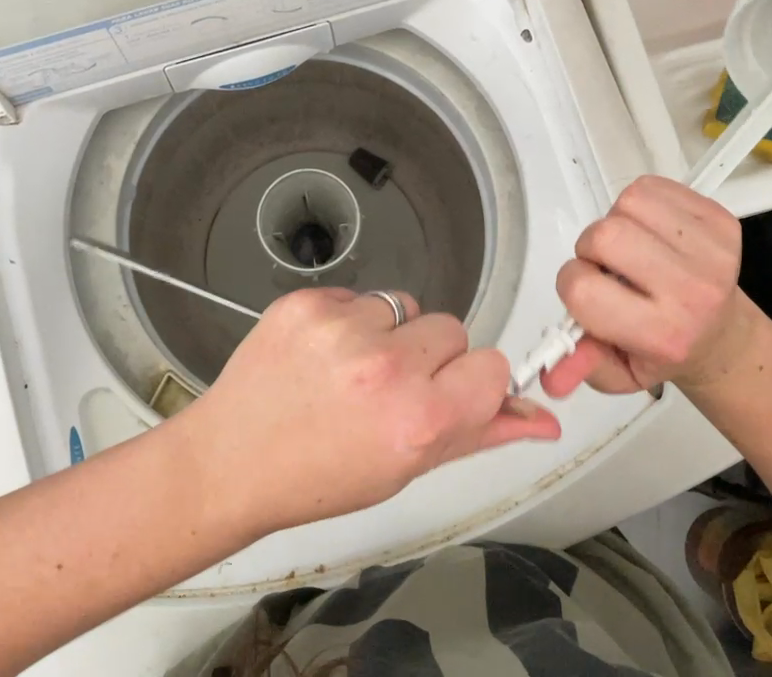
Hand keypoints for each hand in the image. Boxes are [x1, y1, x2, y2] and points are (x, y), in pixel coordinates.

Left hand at [178, 288, 559, 536]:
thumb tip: (541, 420)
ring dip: (390, 333)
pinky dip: (349, 319)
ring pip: (406, 306)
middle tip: (391, 389)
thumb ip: (480, 434)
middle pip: (453, 328)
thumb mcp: (406, 469)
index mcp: (417, 419)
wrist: (230, 461)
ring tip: (351, 372)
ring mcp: (341, 328)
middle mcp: (384, 367)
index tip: (448, 393)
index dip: (472, 383)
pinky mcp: (307, 304)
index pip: (492, 368)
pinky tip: (324, 355)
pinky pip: (358, 295)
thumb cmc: (315, 477)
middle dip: (432, 356)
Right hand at [544, 176, 762, 396]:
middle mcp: (692, 291)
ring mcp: (711, 251)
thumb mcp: (619, 371)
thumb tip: (551, 379)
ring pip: (626, 205)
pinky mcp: (720, 221)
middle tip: (607, 268)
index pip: (582, 287)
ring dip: (616, 222)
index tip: (588, 293)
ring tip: (630, 250)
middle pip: (603, 236)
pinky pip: (652, 187)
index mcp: (663, 332)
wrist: (722, 334)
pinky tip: (649, 232)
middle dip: (592, 248)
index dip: (572, 283)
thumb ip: (582, 367)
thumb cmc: (662, 349)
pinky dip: (640, 204)